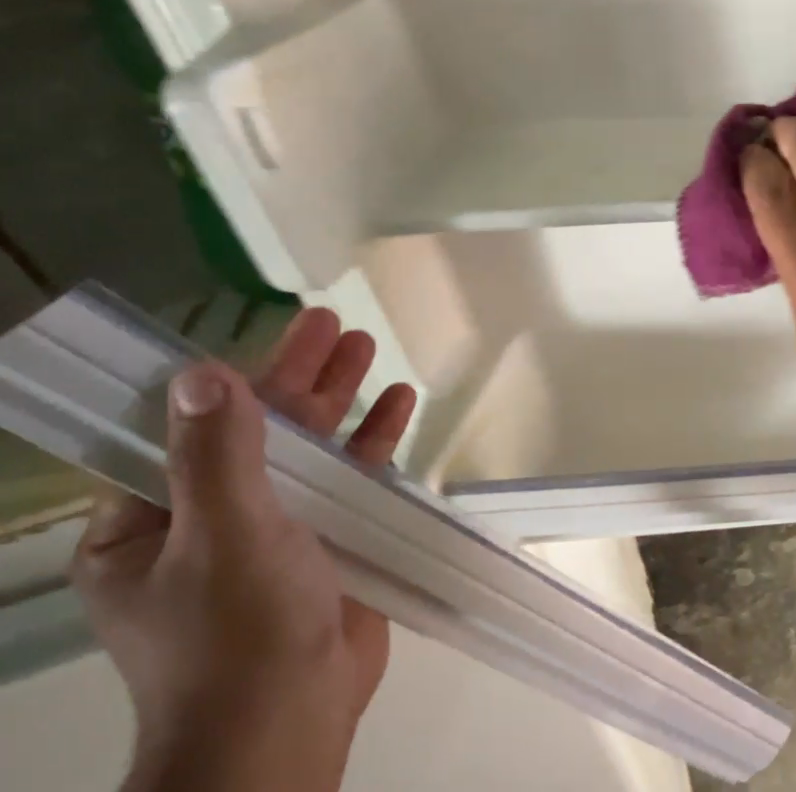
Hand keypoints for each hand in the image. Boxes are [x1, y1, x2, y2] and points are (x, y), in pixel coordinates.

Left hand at [70, 308, 416, 791]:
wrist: (286, 721)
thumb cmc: (236, 631)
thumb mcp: (222, 535)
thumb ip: (218, 454)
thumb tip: (205, 372)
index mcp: (146, 525)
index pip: (182, 434)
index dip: (225, 382)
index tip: (262, 336)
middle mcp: (206, 523)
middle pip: (256, 433)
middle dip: (295, 378)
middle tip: (332, 324)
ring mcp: (271, 536)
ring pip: (307, 453)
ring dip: (338, 403)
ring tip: (369, 349)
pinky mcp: (327, 549)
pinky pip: (349, 483)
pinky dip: (372, 444)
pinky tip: (399, 408)